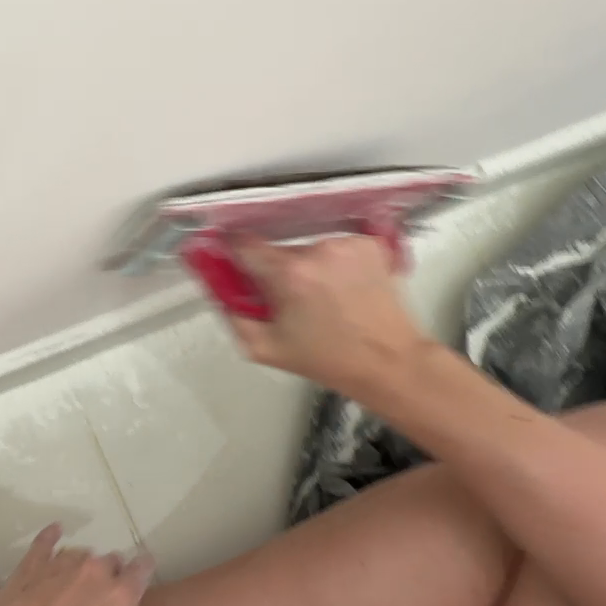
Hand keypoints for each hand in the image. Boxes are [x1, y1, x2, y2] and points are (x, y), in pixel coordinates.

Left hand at [0, 525, 151, 605]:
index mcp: (119, 595)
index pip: (140, 570)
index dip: (141, 570)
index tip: (141, 571)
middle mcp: (94, 571)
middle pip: (109, 561)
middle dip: (109, 574)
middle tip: (100, 594)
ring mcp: (60, 564)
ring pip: (80, 554)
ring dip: (82, 564)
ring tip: (75, 580)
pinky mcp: (30, 564)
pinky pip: (44, 542)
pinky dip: (51, 536)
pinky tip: (55, 531)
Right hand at [226, 235, 433, 394]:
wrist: (388, 362)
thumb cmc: (328, 359)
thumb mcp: (263, 348)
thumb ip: (231, 313)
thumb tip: (217, 286)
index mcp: (288, 274)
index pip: (243, 243)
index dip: (232, 250)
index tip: (229, 257)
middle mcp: (318, 251)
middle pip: (277, 251)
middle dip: (275, 271)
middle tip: (285, 301)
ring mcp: (347, 245)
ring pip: (307, 250)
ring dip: (305, 268)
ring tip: (320, 299)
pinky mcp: (369, 245)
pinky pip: (334, 248)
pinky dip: (332, 265)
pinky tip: (341, 289)